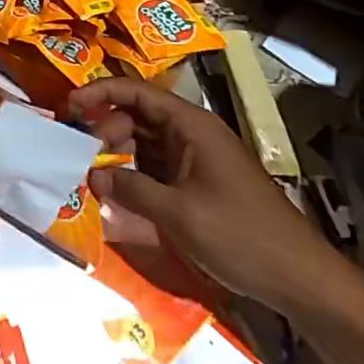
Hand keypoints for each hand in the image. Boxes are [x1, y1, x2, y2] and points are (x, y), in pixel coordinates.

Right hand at [65, 77, 345, 316]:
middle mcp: (192, 132)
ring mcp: (196, 157)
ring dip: (119, 154)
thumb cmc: (238, 232)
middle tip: (79, 155)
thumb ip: (132, 189)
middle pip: (139, 116)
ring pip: (146, 143)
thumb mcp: (179, 213)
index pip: (137, 92)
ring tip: (92, 175)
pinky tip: (118, 193)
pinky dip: (136, 175)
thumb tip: (93, 174)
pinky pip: (159, 168)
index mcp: (190, 124)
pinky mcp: (199, 181)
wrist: (294, 271)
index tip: (69, 106)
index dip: (101, 93)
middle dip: (106, 130)